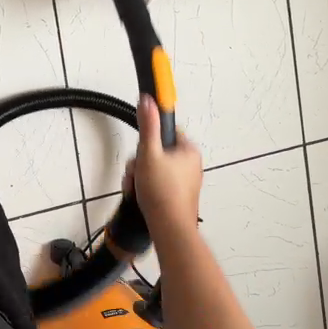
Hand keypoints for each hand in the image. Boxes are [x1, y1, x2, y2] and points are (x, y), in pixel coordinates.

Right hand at [126, 94, 201, 233]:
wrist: (169, 229)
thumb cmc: (161, 190)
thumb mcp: (149, 153)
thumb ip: (148, 125)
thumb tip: (148, 98)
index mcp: (189, 151)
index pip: (167, 132)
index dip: (150, 139)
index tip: (142, 151)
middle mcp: (191, 165)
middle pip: (158, 151)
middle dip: (141, 162)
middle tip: (136, 173)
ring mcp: (186, 183)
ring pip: (156, 168)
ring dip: (140, 175)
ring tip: (136, 187)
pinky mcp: (179, 197)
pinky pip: (159, 184)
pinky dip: (147, 187)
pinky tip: (140, 196)